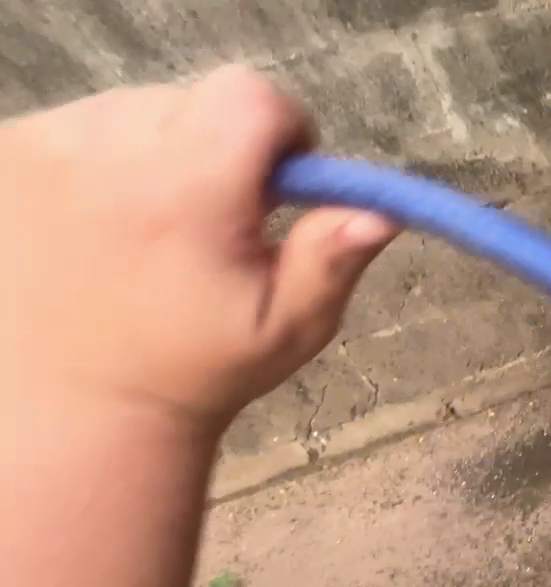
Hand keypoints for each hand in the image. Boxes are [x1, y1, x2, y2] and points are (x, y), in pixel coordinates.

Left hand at [0, 66, 397, 435]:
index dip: (290, 130)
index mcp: (185, 196)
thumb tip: (376, 209)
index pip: (250, 97)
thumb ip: (333, 259)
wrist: (82, 389)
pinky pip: (91, 120)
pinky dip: (124, 154)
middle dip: (234, 147)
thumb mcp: (294, 324)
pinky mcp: (6, 148)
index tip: (291, 184)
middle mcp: (103, 153)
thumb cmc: (206, 361)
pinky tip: (126, 214)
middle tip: (237, 218)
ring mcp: (40, 144)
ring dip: (178, 149)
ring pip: (144, 105)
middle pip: (199, 99)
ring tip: (179, 221)